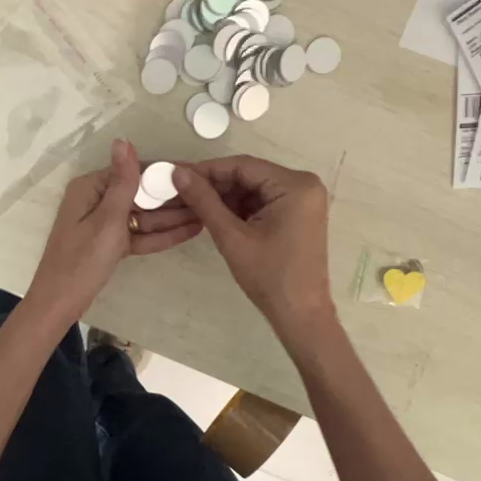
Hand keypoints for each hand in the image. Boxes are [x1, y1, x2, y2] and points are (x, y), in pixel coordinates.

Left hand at [28, 140, 202, 322]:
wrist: (60, 304)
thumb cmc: (82, 260)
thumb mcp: (107, 219)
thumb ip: (123, 182)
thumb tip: (123, 140)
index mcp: (91, 188)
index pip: (135, 172)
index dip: (167, 173)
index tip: (199, 173)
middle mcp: (97, 200)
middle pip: (142, 194)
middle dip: (175, 196)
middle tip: (212, 195)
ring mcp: (104, 223)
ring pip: (144, 216)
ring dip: (174, 216)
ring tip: (209, 212)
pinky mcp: (111, 244)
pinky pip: (140, 234)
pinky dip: (162, 234)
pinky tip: (191, 230)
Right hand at [170, 156, 335, 333]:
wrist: (300, 313)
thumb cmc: (268, 276)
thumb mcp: (231, 236)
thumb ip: (204, 201)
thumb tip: (178, 173)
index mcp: (295, 185)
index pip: (243, 166)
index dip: (207, 170)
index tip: (177, 175)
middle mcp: (304, 185)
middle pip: (249, 176)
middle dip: (215, 185)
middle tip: (181, 191)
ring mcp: (303, 200)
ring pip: (254, 189)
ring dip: (225, 197)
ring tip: (192, 205)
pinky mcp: (298, 214)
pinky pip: (263, 202)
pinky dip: (240, 208)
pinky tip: (215, 216)